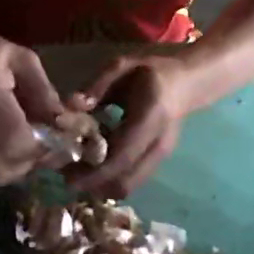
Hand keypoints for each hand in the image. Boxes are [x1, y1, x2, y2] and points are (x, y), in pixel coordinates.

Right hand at [0, 30, 67, 184]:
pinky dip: (9, 161)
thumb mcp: (19, 58)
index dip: (44, 145)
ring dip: (22, 164)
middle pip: (5, 170)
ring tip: (33, 140)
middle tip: (47, 140)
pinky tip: (17, 141)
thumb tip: (64, 121)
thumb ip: (44, 90)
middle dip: (34, 161)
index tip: (58, 130)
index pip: (17, 142)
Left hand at [66, 54, 196, 198]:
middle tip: (66, 173)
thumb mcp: (122, 66)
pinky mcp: (156, 162)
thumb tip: (70, 106)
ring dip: (100, 185)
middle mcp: (158, 144)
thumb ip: (97, 84)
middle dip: (94, 185)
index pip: (124, 156)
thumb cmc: (152, 71)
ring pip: (128, 186)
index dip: (95, 172)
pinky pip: (131, 180)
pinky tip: (92, 163)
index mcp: (151, 118)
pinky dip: (109, 179)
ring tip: (76, 169)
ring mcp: (160, 157)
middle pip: (126, 182)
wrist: (186, 83)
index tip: (68, 177)